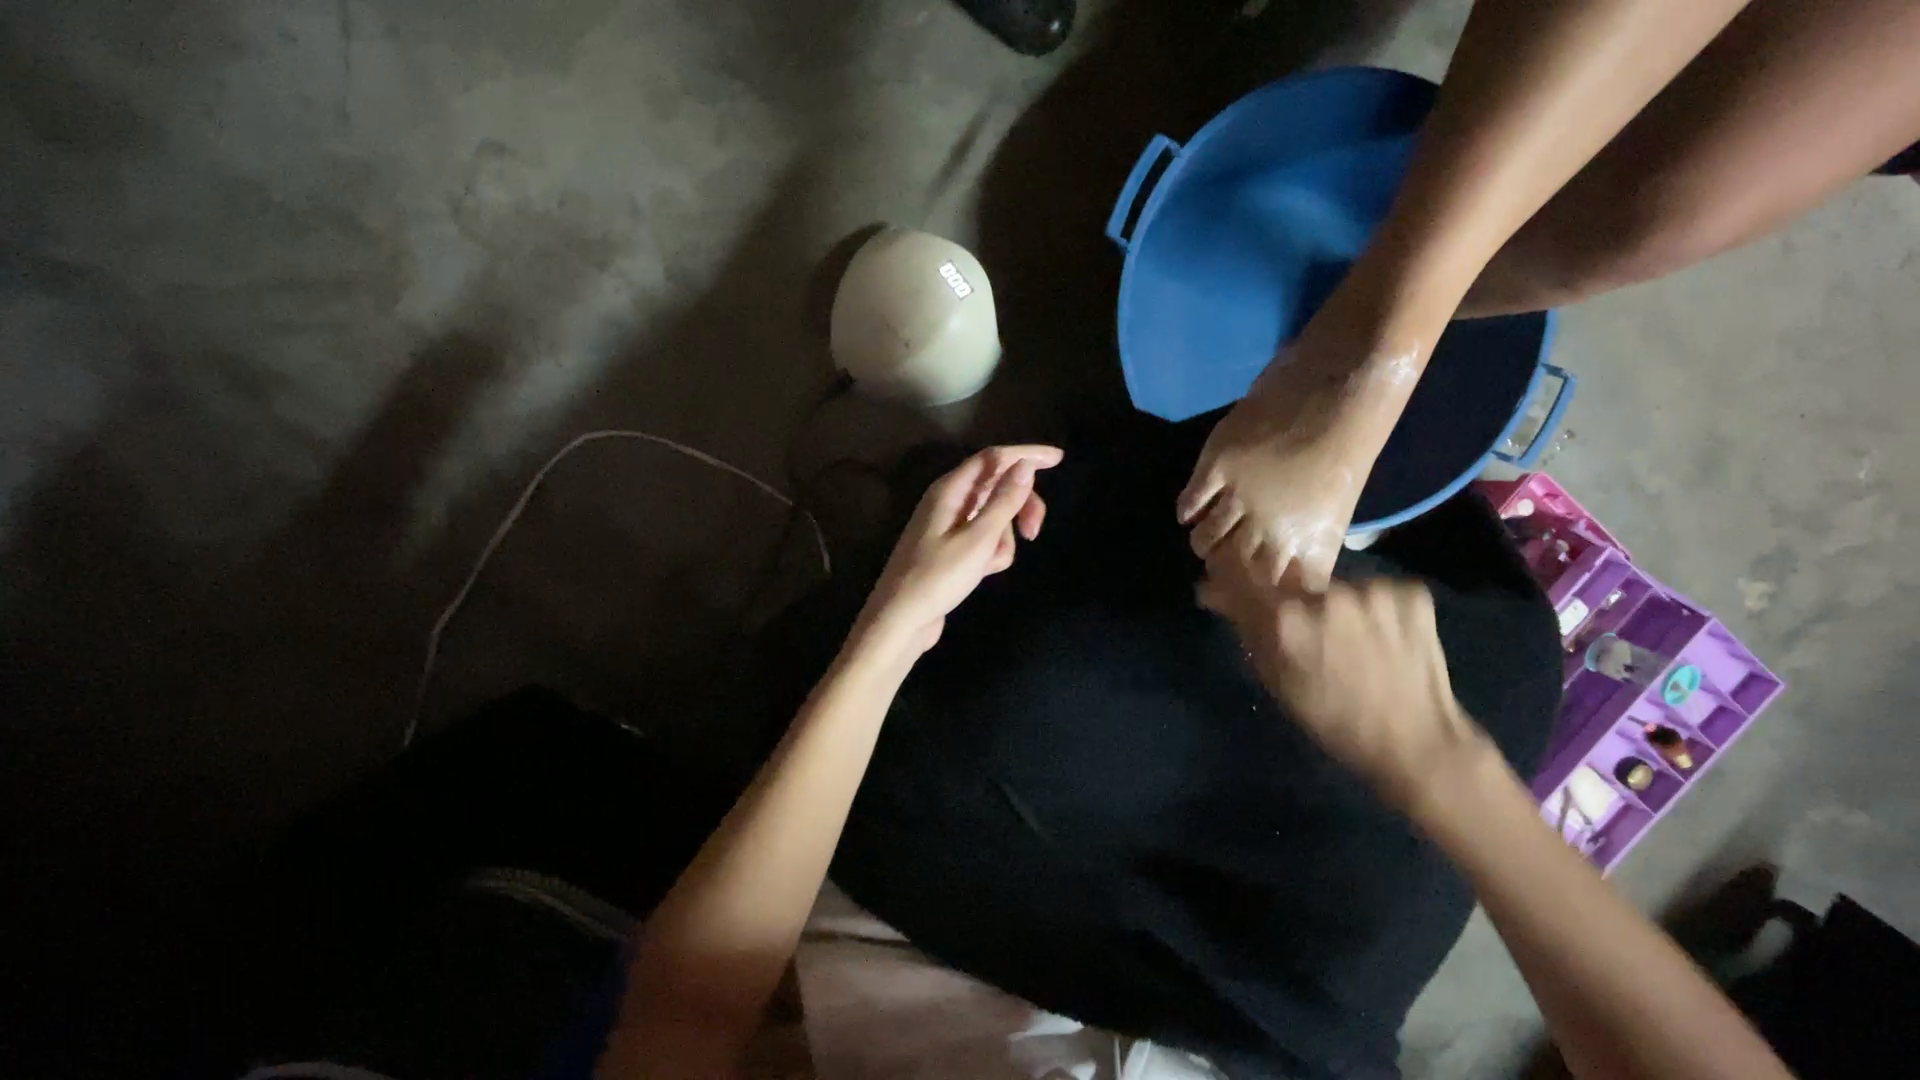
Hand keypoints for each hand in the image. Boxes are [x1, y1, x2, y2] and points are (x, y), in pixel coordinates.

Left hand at [852, 445, 1062, 657]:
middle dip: (1020, 506)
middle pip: (997, 486)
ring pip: (994, 517)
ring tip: (991, 564)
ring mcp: (949, 525)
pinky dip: (991, 553)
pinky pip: (984, 539)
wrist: (901, 620)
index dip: (1027, 455)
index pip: (994, 458)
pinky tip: (984, 574)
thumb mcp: (978, 539)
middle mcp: (948, 500)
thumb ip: (1004, 500)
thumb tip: (1026, 464)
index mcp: (950, 489)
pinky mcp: (952, 548)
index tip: (1059, 459)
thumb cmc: (938, 577)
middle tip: (1035, 531)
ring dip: (1003, 538)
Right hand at [1176, 354, 1372, 590]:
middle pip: (1229, 568)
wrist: (1339, 391)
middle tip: (1219, 561)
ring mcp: (1239, 497)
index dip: (1251, 593)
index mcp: (1302, 542)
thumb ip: (1308, 546)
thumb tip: (1290, 572)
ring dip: (1204, 542)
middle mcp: (1268, 528)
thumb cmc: (1347, 449)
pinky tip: (1192, 509)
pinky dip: (1188, 511)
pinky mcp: (1217, 467)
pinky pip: (1189, 504)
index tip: (1240, 590)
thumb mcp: (1336, 512)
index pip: (1267, 589)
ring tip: (1206, 534)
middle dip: (1222, 571)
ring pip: (1204, 541)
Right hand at [1197, 554, 1486, 813]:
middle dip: (1296, 603)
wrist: (1418, 742)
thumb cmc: (1334, 722)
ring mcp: (1373, 590)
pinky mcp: (1410, 591)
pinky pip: (1378, 592)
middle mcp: (1326, 594)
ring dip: (1339, 609)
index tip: (1232, 578)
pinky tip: (1386, 642)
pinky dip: (1377, 611)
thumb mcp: (1277, 681)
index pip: (1240, 569)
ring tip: (1355, 645)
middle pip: (1295, 583)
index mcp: (1285, 619)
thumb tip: (1213, 590)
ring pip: (1339, 589)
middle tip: (1313, 638)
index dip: (1232, 569)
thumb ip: (1246, 629)